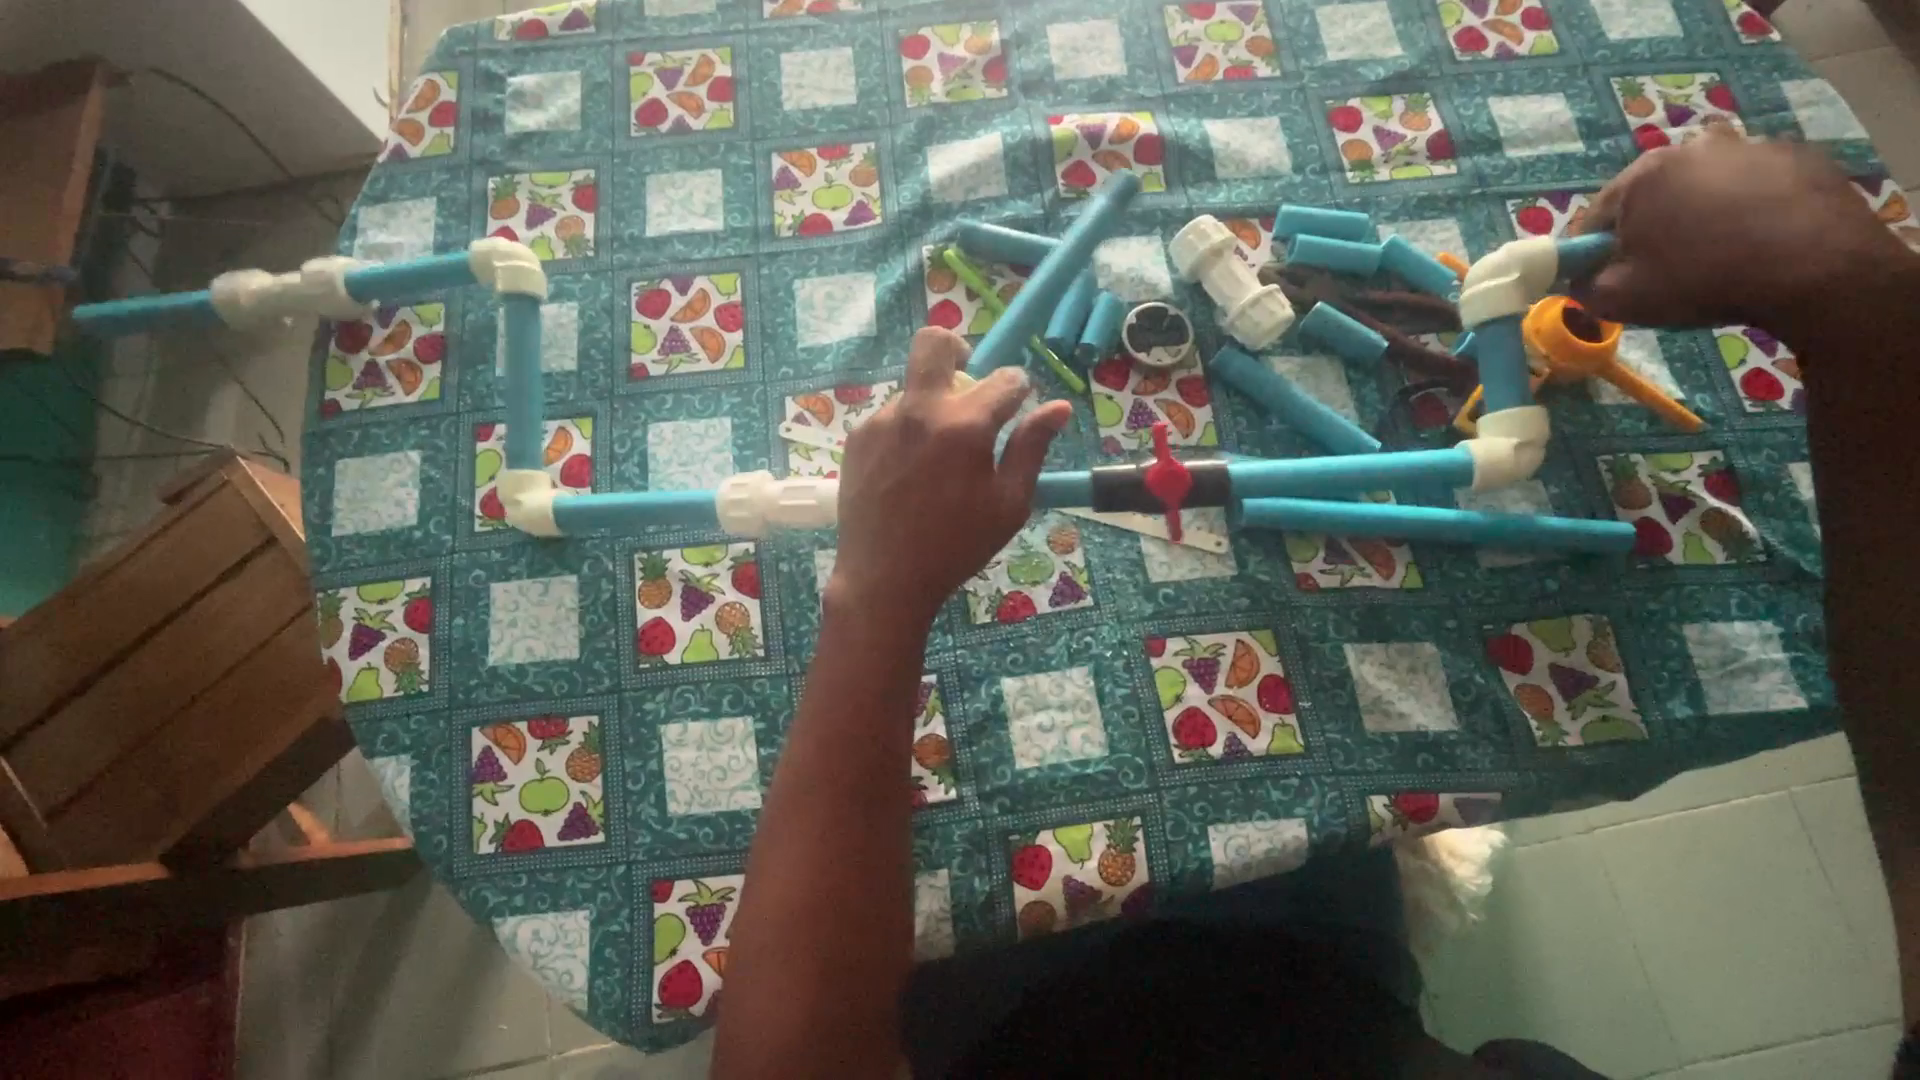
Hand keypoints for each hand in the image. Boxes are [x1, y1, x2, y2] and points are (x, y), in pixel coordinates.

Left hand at [829, 327, 1072, 624]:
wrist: (884, 578)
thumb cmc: (956, 547)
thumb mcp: (1008, 504)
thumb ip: (1031, 448)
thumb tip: (1058, 408)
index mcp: (964, 427)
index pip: (1004, 380)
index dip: (1019, 388)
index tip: (1019, 401)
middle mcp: (919, 411)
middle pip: (935, 343)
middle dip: (958, 350)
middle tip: (968, 382)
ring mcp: (882, 421)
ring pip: (913, 389)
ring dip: (933, 406)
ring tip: (937, 459)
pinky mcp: (857, 437)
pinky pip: (891, 417)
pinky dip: (907, 431)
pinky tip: (910, 472)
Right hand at [1571, 122, 1911, 335]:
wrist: (1816, 272)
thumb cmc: (1700, 281)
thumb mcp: (1615, 299)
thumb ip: (1582, 285)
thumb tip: (1581, 276)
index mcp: (1644, 175)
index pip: (1595, 216)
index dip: (1592, 250)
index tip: (1605, 276)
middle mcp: (1695, 147)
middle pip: (1651, 194)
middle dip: (1647, 226)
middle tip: (1660, 266)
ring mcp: (1754, 146)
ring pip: (1702, 186)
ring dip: (1695, 213)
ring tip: (1712, 251)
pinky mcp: (1801, 157)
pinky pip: (1751, 185)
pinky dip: (1743, 207)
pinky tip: (1752, 239)